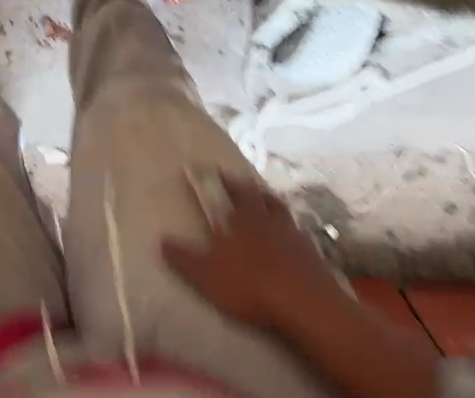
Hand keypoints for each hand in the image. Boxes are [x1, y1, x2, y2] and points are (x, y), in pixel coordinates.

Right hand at [161, 173, 340, 333]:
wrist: (305, 305)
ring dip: (273, 205)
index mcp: (242, 218)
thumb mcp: (206, 274)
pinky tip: (293, 239)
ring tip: (267, 202)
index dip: (223, 179)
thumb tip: (160, 239)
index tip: (215, 169)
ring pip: (282, 213)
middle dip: (248, 187)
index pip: (232, 191)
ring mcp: (295, 237)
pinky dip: (293, 233)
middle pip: (260, 196)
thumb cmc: (250, 284)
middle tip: (241, 180)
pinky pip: (300, 236)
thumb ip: (183, 257)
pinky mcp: (313, 257)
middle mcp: (269, 220)